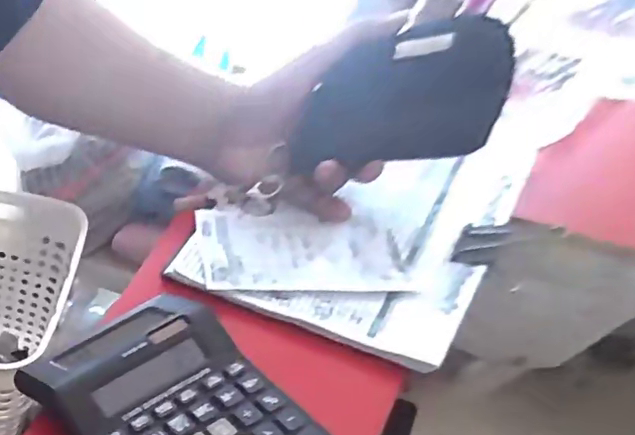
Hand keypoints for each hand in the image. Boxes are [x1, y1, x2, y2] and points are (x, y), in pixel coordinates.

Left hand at [199, 16, 404, 221]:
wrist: (227, 125)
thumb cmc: (274, 89)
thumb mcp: (322, 55)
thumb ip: (361, 39)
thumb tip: (406, 19)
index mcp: (334, 108)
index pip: (369, 124)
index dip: (386, 132)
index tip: (401, 135)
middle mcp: (320, 137)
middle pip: (355, 157)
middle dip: (367, 165)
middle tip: (368, 166)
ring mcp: (301, 164)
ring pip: (332, 180)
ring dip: (338, 179)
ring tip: (326, 169)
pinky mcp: (283, 187)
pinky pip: (308, 200)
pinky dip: (325, 207)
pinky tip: (343, 214)